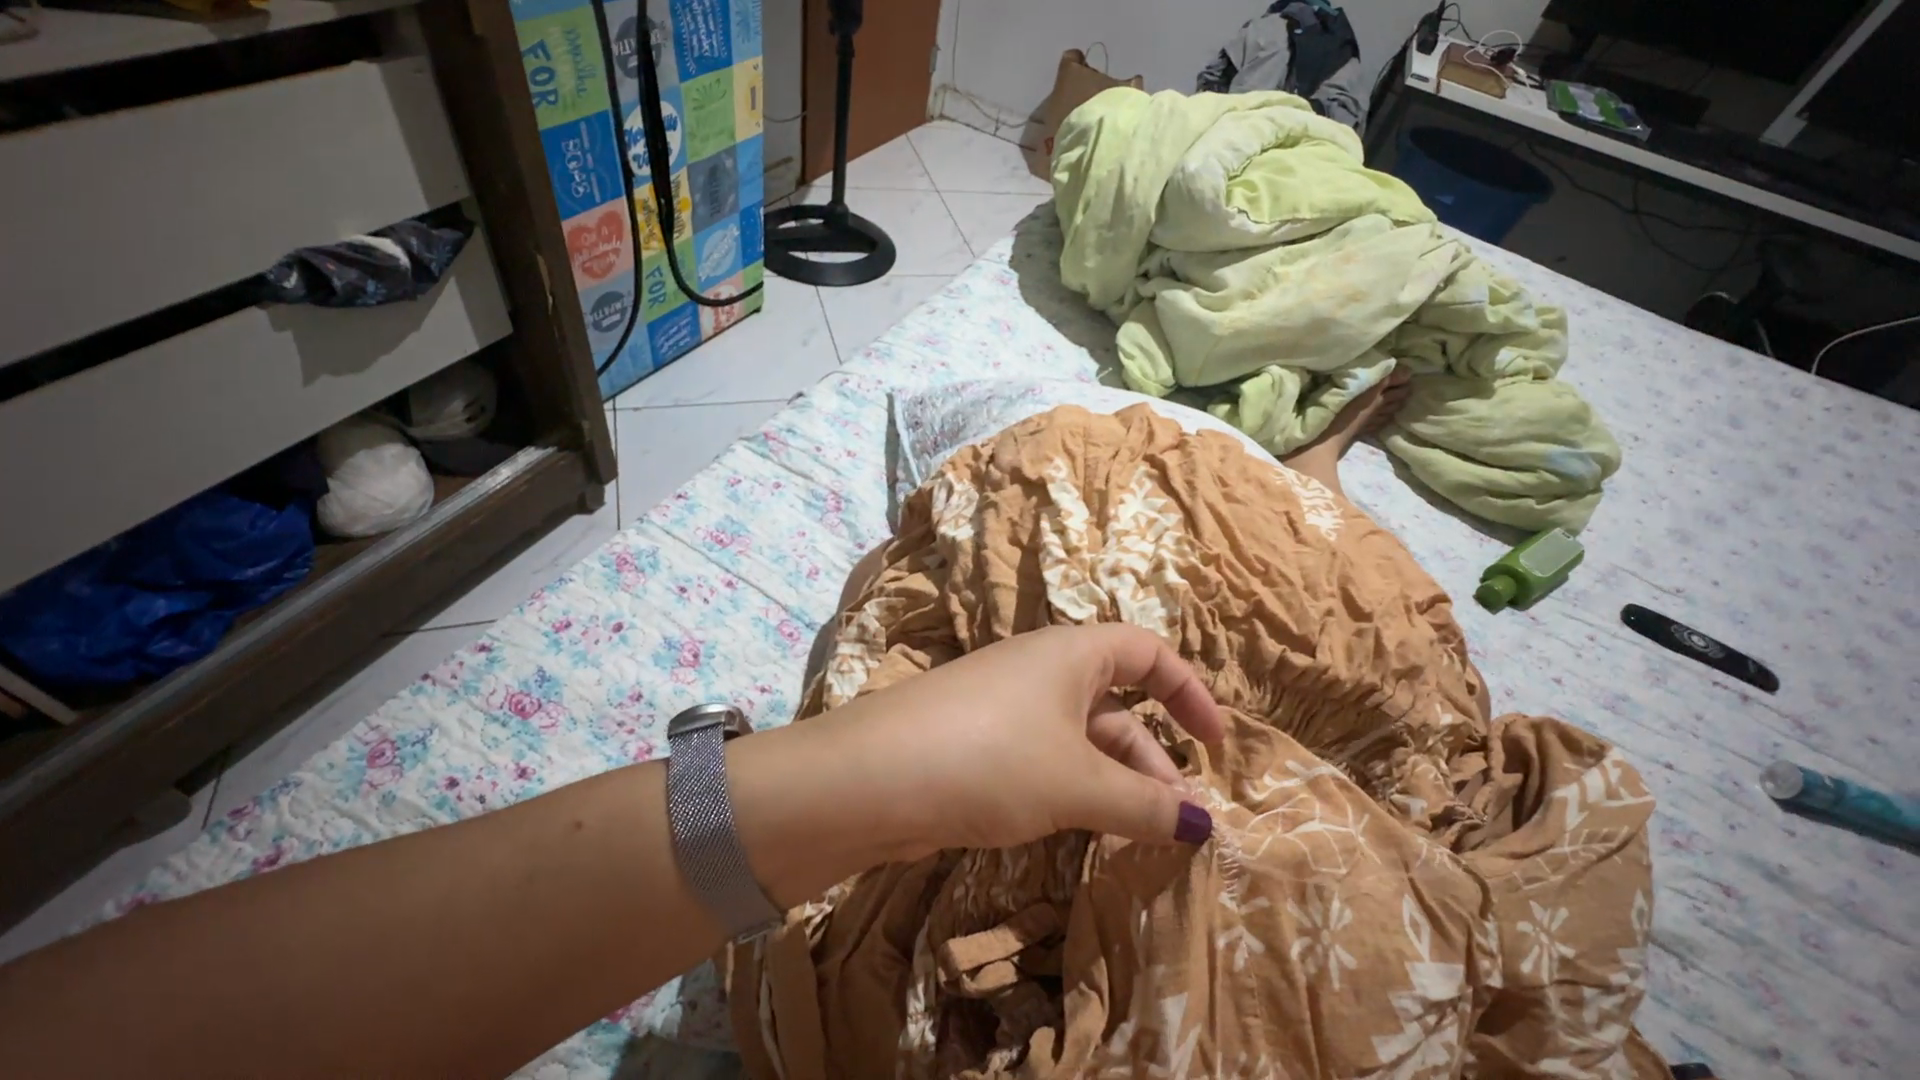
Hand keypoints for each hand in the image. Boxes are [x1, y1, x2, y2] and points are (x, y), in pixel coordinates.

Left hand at [729, 625, 1224, 903]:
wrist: (870, 780)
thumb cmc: (989, 759)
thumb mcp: (1077, 783)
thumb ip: (1143, 804)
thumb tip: (1203, 824)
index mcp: (1069, 654)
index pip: (1146, 652)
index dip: (1187, 690)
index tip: (1215, 744)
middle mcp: (1038, 672)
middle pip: (1115, 703)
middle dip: (1153, 758)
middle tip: (1179, 818)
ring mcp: (1004, 710)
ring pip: (1079, 740)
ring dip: (1115, 781)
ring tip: (1142, 834)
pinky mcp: (977, 747)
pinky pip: (1044, 761)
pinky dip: (1073, 791)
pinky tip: (1085, 830)